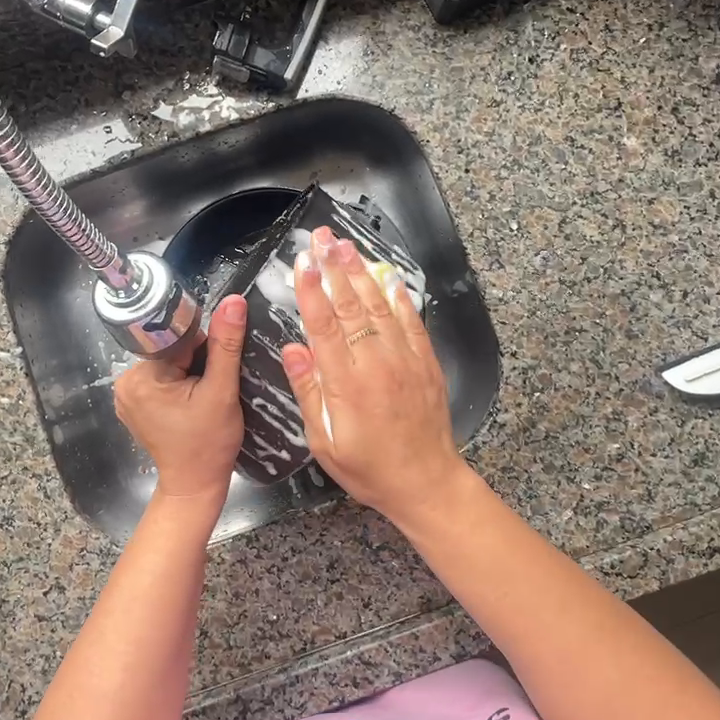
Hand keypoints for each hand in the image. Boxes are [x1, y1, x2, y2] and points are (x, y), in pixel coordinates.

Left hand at [113, 295, 248, 500]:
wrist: (195, 484)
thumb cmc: (209, 442)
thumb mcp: (222, 391)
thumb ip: (226, 344)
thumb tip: (233, 301)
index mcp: (141, 375)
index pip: (178, 338)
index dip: (204, 348)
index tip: (217, 368)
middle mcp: (126, 381)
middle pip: (172, 349)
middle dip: (196, 362)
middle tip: (212, 387)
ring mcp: (127, 395)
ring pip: (168, 362)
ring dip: (189, 372)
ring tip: (203, 397)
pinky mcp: (135, 405)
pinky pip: (162, 379)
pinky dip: (180, 384)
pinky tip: (191, 403)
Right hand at [281, 227, 471, 525]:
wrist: (426, 482)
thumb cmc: (369, 468)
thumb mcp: (325, 442)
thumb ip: (309, 392)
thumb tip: (293, 349)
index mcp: (347, 383)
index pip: (324, 325)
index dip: (311, 289)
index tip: (300, 261)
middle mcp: (377, 362)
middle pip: (351, 305)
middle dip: (333, 267)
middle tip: (321, 237)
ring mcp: (405, 359)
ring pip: (379, 306)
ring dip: (361, 272)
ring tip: (346, 245)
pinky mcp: (425, 362)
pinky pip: (411, 321)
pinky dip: (397, 296)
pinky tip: (386, 276)